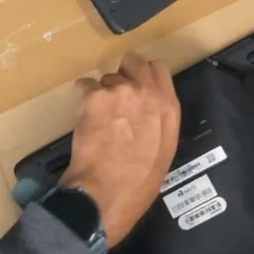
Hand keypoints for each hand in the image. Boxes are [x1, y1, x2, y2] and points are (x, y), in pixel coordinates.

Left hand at [59, 53, 180, 246]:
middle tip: (116, 92)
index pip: (159, 70)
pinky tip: (85, 114)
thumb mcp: (164, 150)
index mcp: (169, 107)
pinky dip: (84, 96)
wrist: (106, 192)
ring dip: (103, 90)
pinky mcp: (94, 97)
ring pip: (108, 76)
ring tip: (100, 115)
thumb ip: (159, 121)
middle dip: (125, 72)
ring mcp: (120, 91)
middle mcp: (147, 92)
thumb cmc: (139, 183)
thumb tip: (147, 112)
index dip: (146, 76)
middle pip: (134, 61)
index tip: (138, 86)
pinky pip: (86, 85)